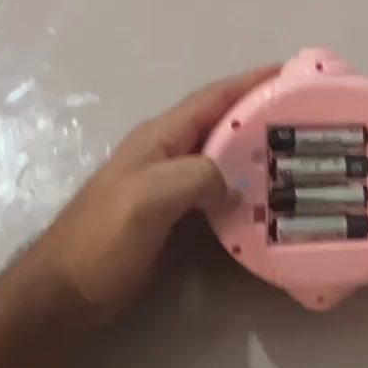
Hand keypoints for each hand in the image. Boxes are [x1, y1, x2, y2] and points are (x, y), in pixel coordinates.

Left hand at [27, 65, 279, 321]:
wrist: (64, 294)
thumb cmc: (103, 240)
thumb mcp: (151, 197)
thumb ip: (196, 176)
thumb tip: (235, 186)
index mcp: (158, 137)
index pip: (211, 98)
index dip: (249, 82)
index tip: (289, 73)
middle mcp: (164, 153)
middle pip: (219, 123)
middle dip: (258, 114)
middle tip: (302, 119)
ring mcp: (164, 185)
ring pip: (218, 158)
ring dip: (253, 152)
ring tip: (293, 157)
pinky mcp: (169, 216)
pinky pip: (214, 191)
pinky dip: (240, 189)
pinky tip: (263, 203)